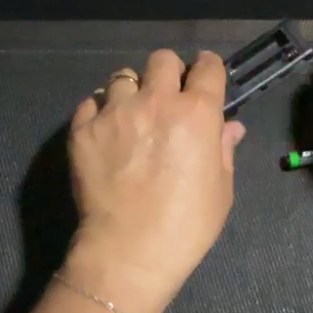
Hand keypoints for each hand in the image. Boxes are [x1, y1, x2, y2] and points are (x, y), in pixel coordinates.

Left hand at [65, 49, 246, 312]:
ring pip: (122, 77)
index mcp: (196, 113)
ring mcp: (114, 113)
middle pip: (162, 60)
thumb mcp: (221, 190)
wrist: (128, 253)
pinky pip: (90, 103)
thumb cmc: (186, 226)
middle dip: (168, 73)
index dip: (208, 70)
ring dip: (132, 91)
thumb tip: (230, 127)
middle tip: (167, 97)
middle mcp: (155, 102)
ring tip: (131, 116)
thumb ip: (223, 149)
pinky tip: (107, 133)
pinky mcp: (82, 130)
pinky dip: (100, 112)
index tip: (204, 79)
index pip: (207, 67)